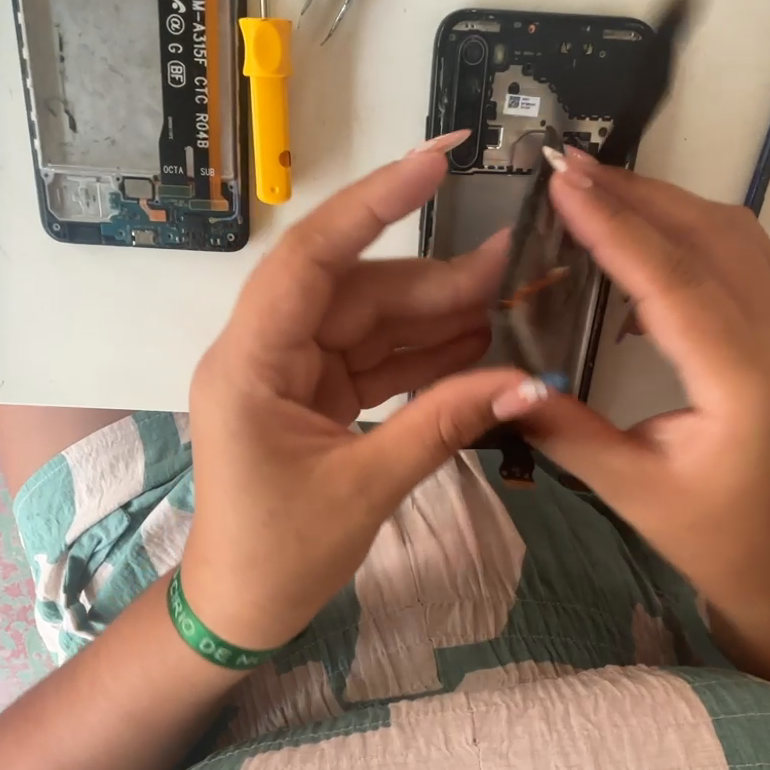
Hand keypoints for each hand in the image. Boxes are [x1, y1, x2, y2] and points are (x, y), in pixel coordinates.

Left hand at [179, 133, 546, 650]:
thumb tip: (528, 382)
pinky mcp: (311, 397)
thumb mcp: (367, 488)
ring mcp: (288, 374)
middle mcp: (263, 353)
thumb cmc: (282, 555)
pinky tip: (474, 345)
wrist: (241, 607)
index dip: (373, 205)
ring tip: (508, 302)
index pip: (309, 261)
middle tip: (513, 266)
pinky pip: (369, 360)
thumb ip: (444, 424)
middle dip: (432, 282)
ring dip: (433, 317)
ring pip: (367, 323)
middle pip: (353, 292)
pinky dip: (418, 356)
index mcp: (250, 364)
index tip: (437, 163)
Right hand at [513, 150, 769, 614]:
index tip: (564, 185)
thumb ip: (564, 430)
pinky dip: (683, 229)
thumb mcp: (625, 487)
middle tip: (565, 167)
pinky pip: (735, 255)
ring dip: (662, 202)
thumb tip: (500, 378)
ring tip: (594, 187)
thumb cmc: (705, 531)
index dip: (617, 228)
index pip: (675, 283)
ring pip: (730, 235)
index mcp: (740, 382)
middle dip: (636, 195)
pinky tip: (636, 238)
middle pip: (711, 237)